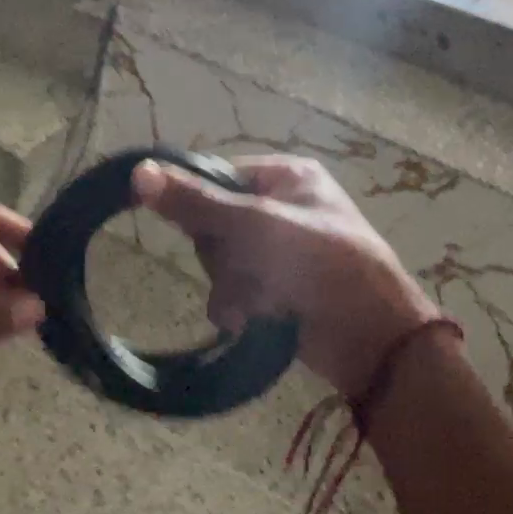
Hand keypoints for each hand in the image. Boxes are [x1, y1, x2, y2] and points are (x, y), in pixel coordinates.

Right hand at [134, 155, 438, 399]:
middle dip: (224, 254)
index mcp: (286, 176)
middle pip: (213, 222)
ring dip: (231, 285)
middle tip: (247, 266)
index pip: (217, 176)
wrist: (375, 339)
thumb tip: (137, 173)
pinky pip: (231, 289)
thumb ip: (197, 203)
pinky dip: (237, 306)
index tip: (196, 226)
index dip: (200, 202)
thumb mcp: (258, 225)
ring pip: (219, 260)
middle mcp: (280, 208)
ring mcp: (278, 252)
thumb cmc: (323, 264)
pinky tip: (253, 320)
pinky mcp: (275, 289)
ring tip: (258, 300)